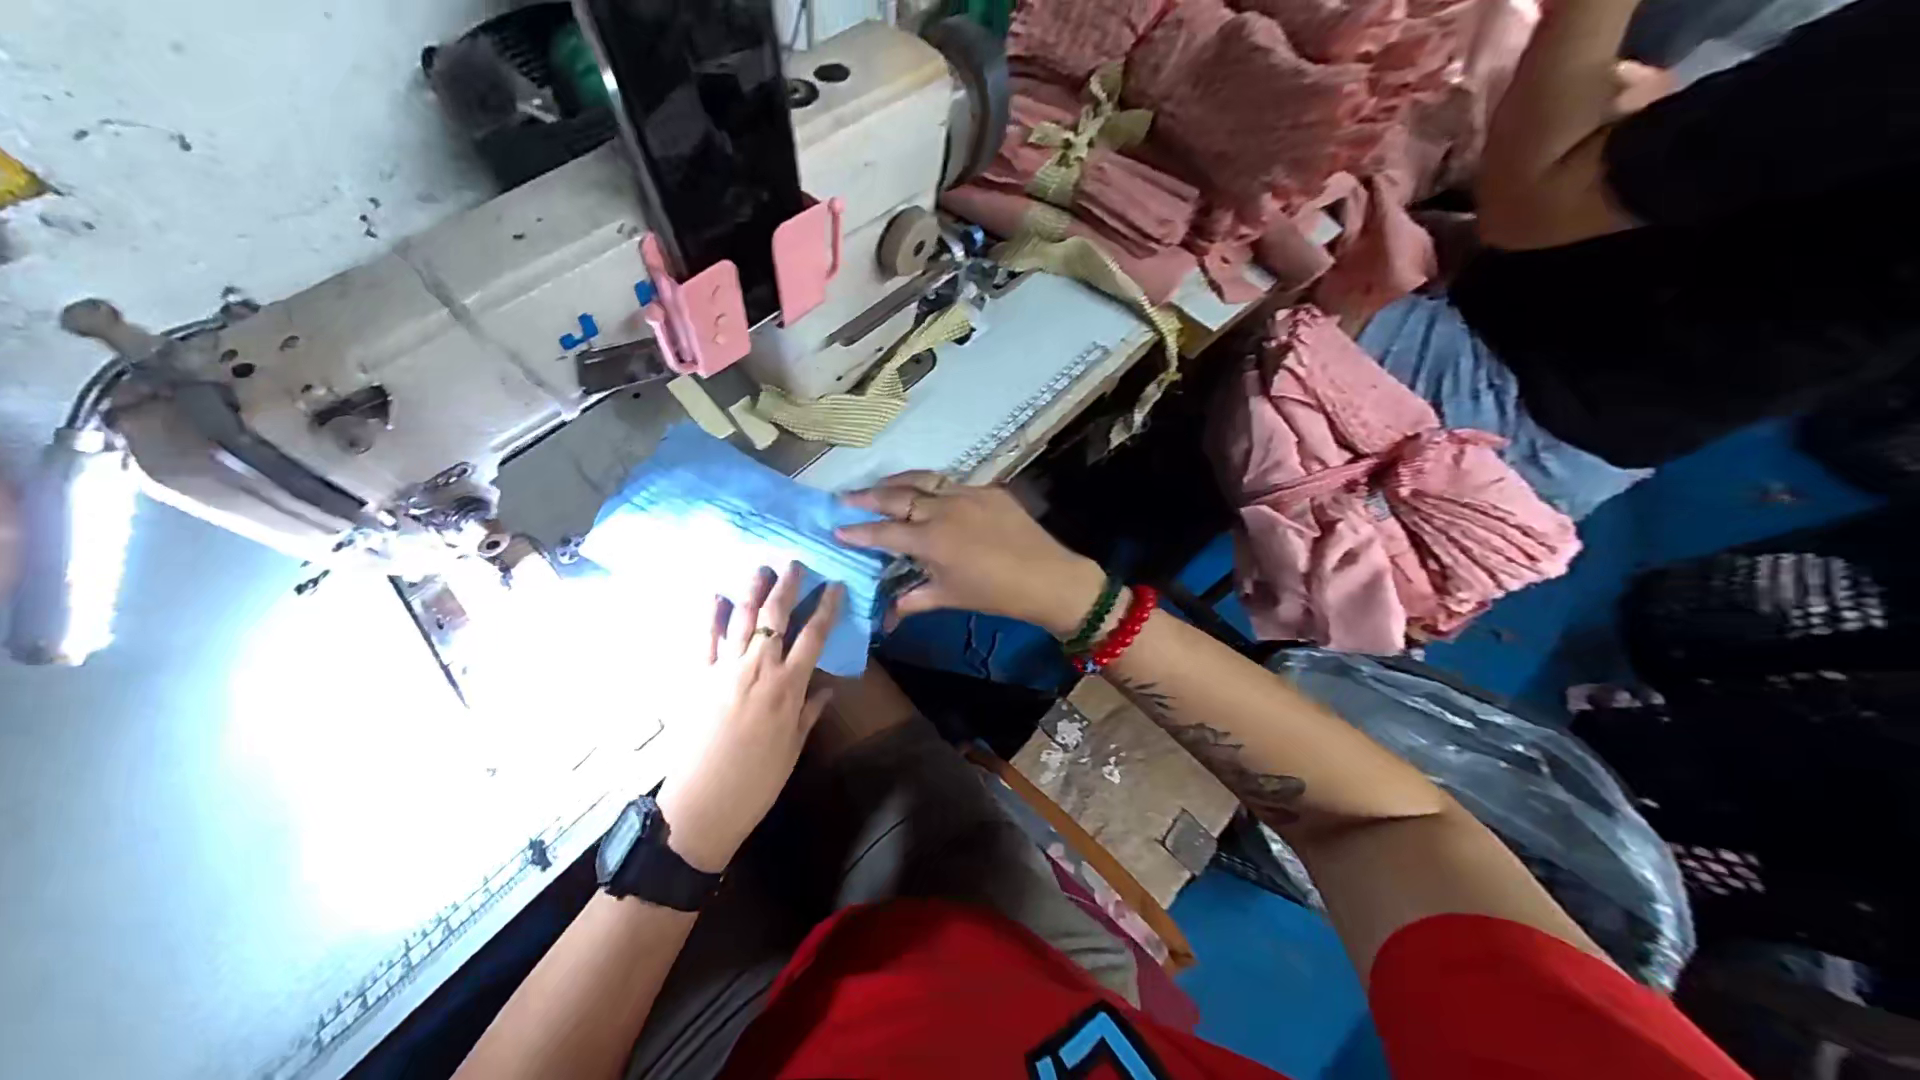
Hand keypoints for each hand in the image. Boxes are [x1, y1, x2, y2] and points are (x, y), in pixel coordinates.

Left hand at [655, 563, 842, 872]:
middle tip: (795, 563)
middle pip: (775, 617)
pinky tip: (714, 598)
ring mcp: (724, 670)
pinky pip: (703, 640)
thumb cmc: (757, 780)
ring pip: (740, 619)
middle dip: (788, 586)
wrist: (702, 804)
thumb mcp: (793, 747)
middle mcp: (758, 669)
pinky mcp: (696, 679)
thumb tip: (826, 685)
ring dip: (752, 591)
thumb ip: (809, 711)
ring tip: (761, 568)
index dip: (827, 607)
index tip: (836, 586)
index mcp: (788, 686)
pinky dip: (709, 617)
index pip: (814, 636)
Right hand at [835, 472, 1104, 637]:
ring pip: (923, 479)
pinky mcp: (988, 490)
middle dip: (867, 497)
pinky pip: (952, 483)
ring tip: (879, 485)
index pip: (884, 531)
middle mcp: (943, 508)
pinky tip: (926, 492)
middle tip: (844, 497)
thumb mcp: (949, 597)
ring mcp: (967, 494)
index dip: (858, 531)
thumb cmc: (995, 593)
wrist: (1048, 578)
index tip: (836, 528)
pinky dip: (931, 486)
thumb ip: (913, 600)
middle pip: (896, 495)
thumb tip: (886, 615)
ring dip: (896, 482)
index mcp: (930, 539)